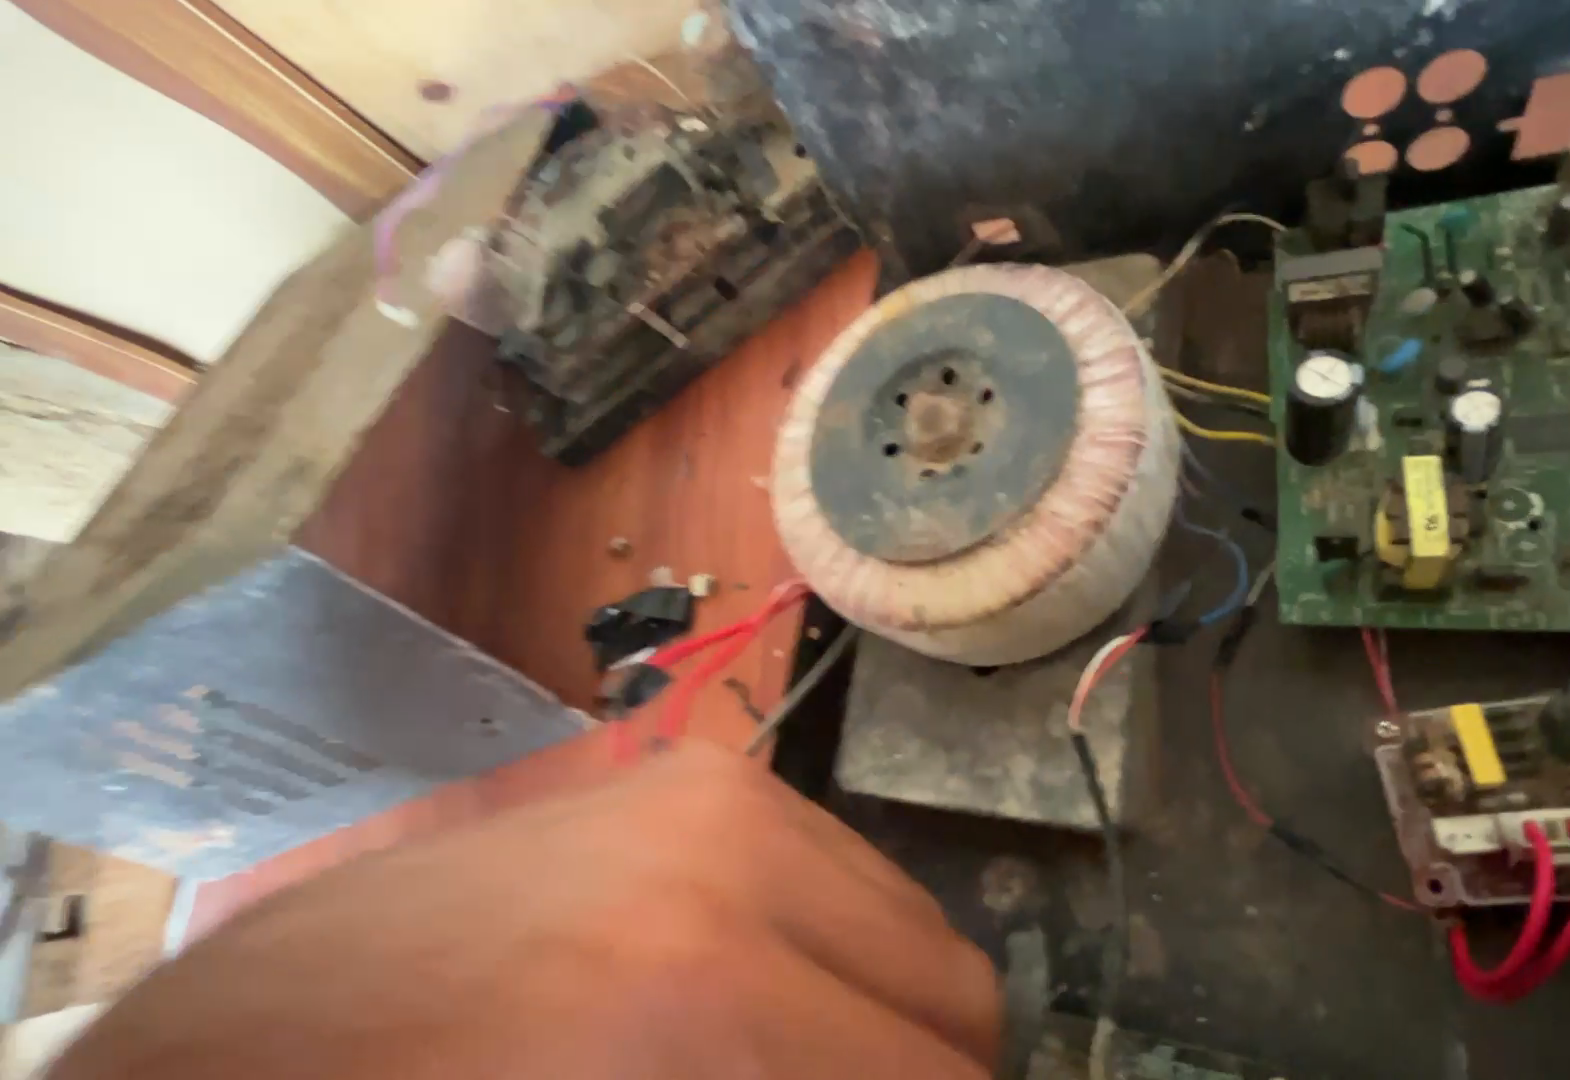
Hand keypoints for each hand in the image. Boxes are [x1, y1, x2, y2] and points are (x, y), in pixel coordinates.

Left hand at [50, 740, 1000, 1078]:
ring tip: (811, 1052)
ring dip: (893, 1012)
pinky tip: (771, 985)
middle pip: (958, 992)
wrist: (277, 1033)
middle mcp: (739, 860)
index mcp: (704, 1002)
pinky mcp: (709, 771)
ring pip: (918, 922)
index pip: (936, 1075)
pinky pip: (853, 870)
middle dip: (930, 1071)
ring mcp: (726, 792)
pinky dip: (845, 947)